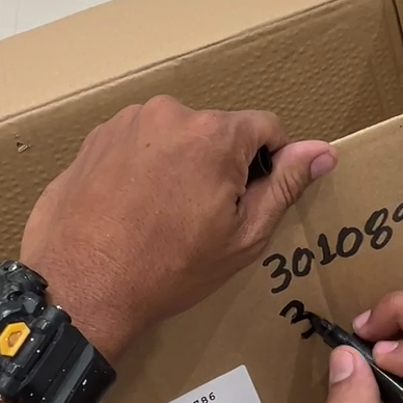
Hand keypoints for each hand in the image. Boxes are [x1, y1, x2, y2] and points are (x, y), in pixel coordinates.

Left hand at [20, 95, 334, 360]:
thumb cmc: (168, 269)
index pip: (267, 128)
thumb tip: (323, 151)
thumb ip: (284, 185)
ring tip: (162, 214)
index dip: (268, 164)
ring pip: (177, 135)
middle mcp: (172, 112)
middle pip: (218, 131)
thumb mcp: (243, 236)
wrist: (80, 289)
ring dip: (181, 163)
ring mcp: (128, 121)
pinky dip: (145, 166)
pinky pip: (139, 142)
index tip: (248, 200)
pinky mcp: (95, 137)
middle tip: (203, 216)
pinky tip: (133, 207)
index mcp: (216, 134)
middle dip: (221, 164)